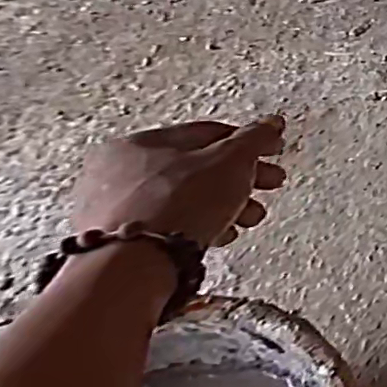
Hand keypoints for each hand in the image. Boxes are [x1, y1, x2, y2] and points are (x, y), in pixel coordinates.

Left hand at [71, 117, 287, 247]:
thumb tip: (270, 124)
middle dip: (242, 177)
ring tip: (250, 215)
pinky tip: (222, 232)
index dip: (248, 141)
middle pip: (199, 167)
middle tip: (269, 182)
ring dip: (227, 202)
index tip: (271, 150)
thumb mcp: (233, 159)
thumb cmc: (178, 202)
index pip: (207, 133)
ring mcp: (114, 209)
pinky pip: (172, 223)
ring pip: (188, 197)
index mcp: (138, 143)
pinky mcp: (121, 240)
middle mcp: (116, 173)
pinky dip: (201, 223)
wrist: (138, 263)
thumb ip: (255, 137)